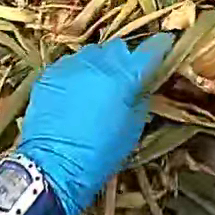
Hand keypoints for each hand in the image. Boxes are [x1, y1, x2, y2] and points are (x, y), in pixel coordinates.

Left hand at [17, 32, 173, 214]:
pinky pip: (70, 65)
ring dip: (99, 65)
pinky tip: (73, 95)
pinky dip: (76, 75)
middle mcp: (98, 62)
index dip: (161, 46)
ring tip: (95, 87)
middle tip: (123, 79)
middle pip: (119, 47)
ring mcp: (71, 65)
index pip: (151, 49)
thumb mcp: (133, 129)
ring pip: (92, 53)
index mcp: (125, 76)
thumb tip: (144, 84)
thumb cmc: (100, 154)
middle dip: (124, 59)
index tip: (165, 46)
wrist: (51, 169)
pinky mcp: (50, 74)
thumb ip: (142, 98)